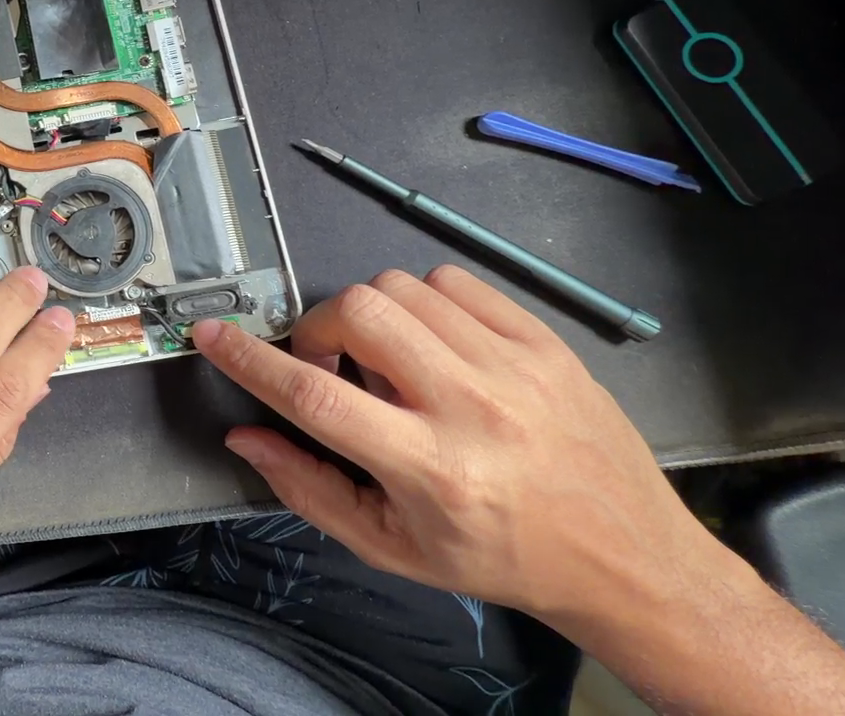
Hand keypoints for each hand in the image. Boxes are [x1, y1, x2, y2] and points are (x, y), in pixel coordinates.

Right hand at [193, 265, 714, 620]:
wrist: (633, 562)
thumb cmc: (496, 558)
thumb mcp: (390, 546)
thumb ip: (306, 488)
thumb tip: (244, 435)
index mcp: (430, 469)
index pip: (316, 396)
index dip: (251, 359)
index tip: (211, 333)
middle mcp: (473, 408)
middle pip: (360, 314)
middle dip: (320, 327)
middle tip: (332, 363)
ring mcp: (517, 367)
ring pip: (401, 287)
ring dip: (370, 315)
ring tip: (389, 359)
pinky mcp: (547, 343)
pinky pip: (453, 281)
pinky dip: (422, 301)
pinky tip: (433, 342)